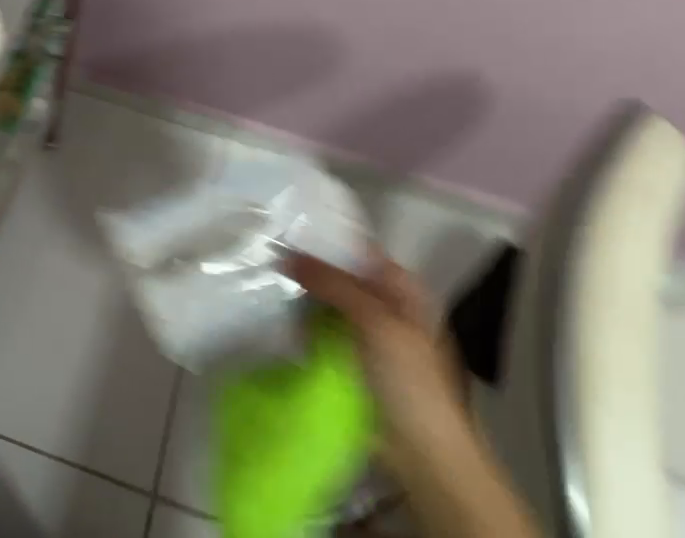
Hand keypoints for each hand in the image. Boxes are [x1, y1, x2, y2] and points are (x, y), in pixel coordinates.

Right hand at [285, 251, 471, 476]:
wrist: (424, 453)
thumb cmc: (410, 380)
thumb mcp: (375, 321)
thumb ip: (333, 283)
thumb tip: (286, 254)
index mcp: (402, 289)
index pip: (358, 250)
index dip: (324, 240)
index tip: (283, 231)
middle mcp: (384, 307)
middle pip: (339, 278)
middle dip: (306, 271)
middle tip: (264, 259)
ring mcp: (366, 338)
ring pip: (326, 307)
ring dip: (300, 301)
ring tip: (260, 285)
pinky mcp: (349, 365)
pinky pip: (320, 336)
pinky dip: (301, 329)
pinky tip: (274, 322)